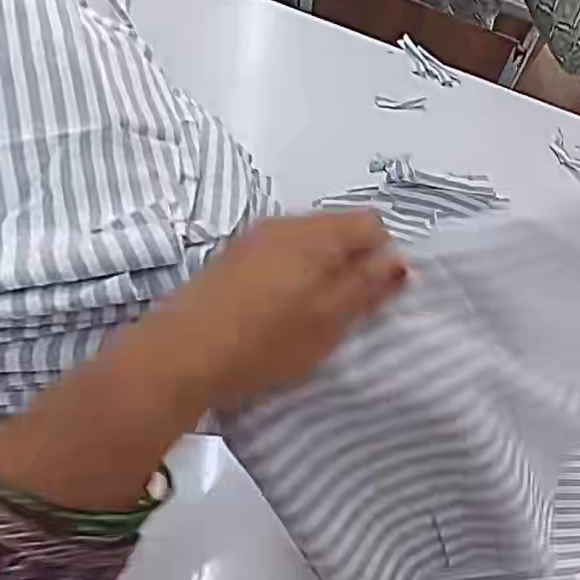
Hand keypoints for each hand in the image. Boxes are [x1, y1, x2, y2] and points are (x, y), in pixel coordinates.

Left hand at [0, 211, 404, 511]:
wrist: (179, 357)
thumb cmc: (266, 341)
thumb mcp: (329, 320)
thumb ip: (368, 286)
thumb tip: (401, 260)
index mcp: (314, 235)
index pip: (371, 223)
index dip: (384, 256)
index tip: (378, 295)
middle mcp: (283, 224)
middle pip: (340, 230)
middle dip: (355, 263)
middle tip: (350, 311)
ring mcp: (253, 239)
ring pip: (311, 244)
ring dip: (326, 272)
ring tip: (317, 315)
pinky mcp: (233, 259)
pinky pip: (283, 255)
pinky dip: (297, 276)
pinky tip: (284, 312)